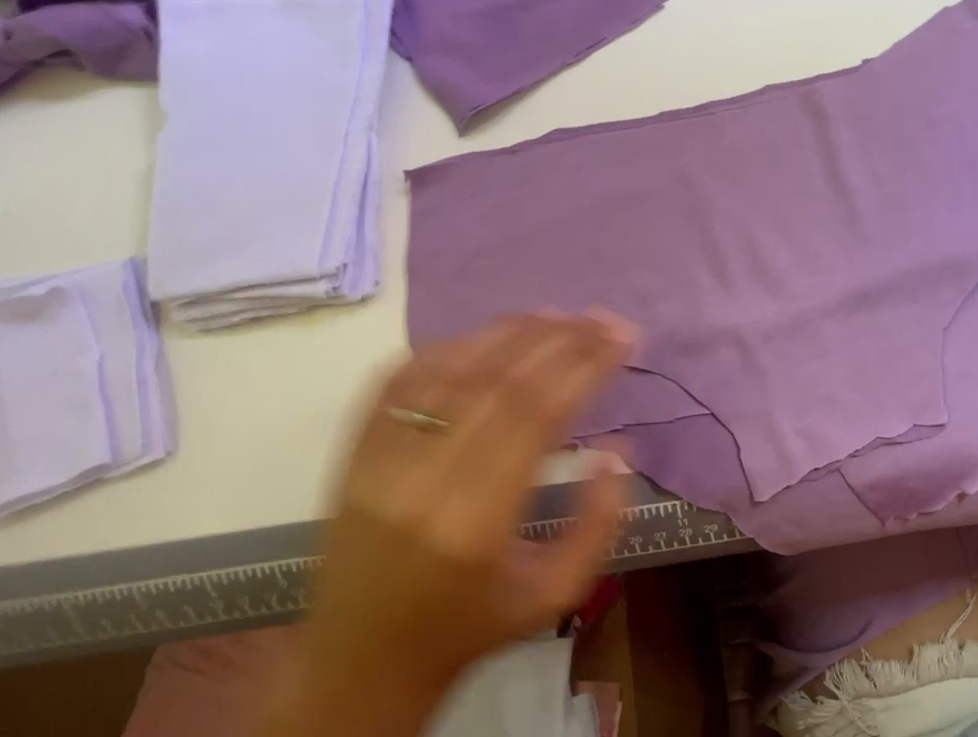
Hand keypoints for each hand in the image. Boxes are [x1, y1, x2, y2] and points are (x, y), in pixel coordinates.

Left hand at [265, 312, 632, 736]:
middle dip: (561, 340)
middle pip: (500, 381)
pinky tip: (491, 335)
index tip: (624, 337)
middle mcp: (423, 481)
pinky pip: (400, 380)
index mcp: (477, 521)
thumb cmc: (469, 627)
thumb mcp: (556, 594)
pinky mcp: (353, 453)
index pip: (538, 414)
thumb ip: (599, 524)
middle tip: (604, 317)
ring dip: (510, 333)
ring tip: (559, 314)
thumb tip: (617, 449)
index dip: (586, 366)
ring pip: (452, 370)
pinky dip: (450, 347)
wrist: (356, 662)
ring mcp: (380, 462)